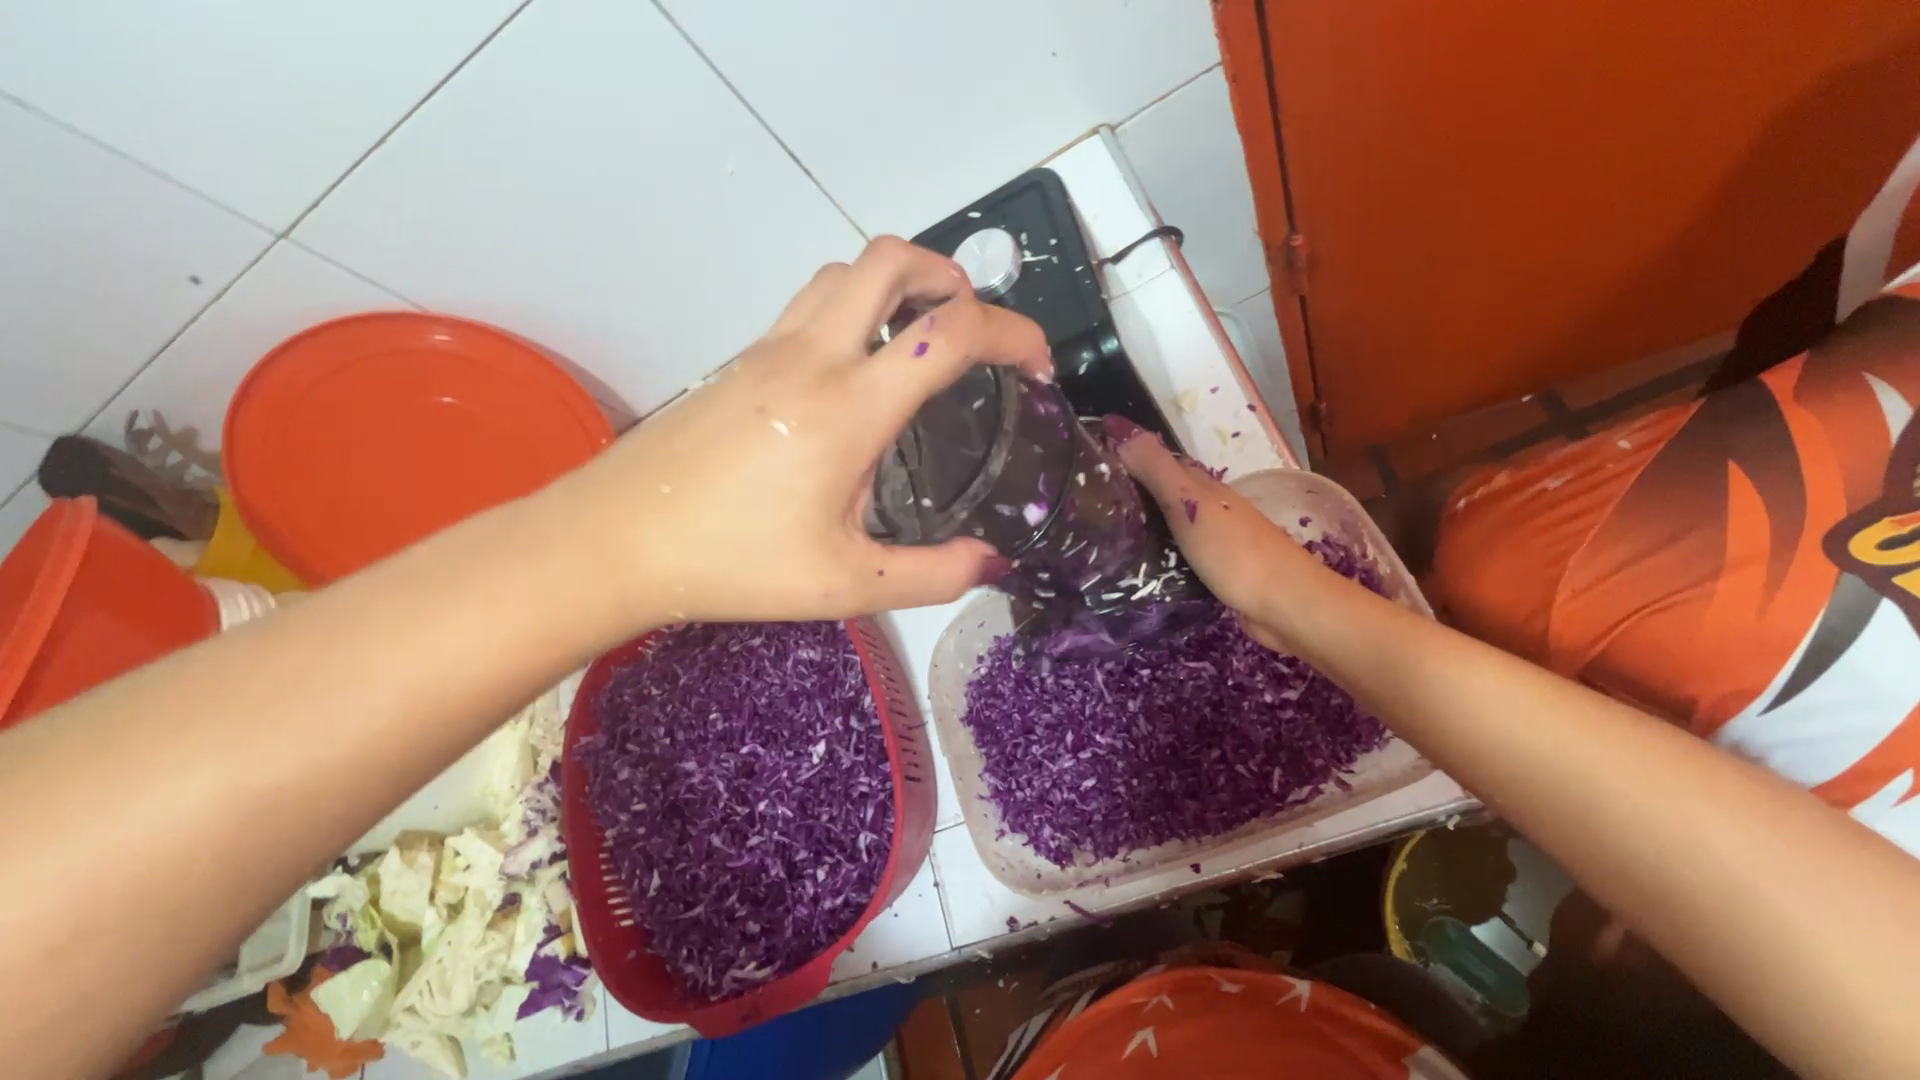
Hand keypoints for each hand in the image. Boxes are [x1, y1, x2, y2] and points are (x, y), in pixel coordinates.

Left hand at [564, 237, 1051, 624]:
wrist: (616, 541)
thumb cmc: (732, 563)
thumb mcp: (846, 584)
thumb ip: (933, 575)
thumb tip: (992, 563)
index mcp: (850, 408)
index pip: (950, 332)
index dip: (1012, 332)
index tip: (1034, 365)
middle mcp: (812, 358)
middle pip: (890, 259)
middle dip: (949, 273)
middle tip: (972, 326)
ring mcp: (769, 350)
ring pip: (844, 272)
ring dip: (896, 284)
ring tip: (920, 338)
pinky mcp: (741, 361)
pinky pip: (810, 303)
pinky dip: (854, 307)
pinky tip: (858, 371)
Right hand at [1104, 415, 1325, 652]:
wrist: (1287, 606)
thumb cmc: (1236, 553)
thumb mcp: (1189, 505)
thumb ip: (1156, 469)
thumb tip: (1117, 428)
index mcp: (1206, 488)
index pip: (1162, 463)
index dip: (1130, 459)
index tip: (1093, 468)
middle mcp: (1213, 509)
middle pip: (1168, 495)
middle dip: (1135, 496)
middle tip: (1092, 507)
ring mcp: (1219, 543)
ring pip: (1175, 527)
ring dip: (1147, 528)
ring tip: (1107, 539)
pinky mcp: (1220, 574)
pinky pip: (1183, 557)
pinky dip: (1162, 557)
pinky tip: (1143, 570)